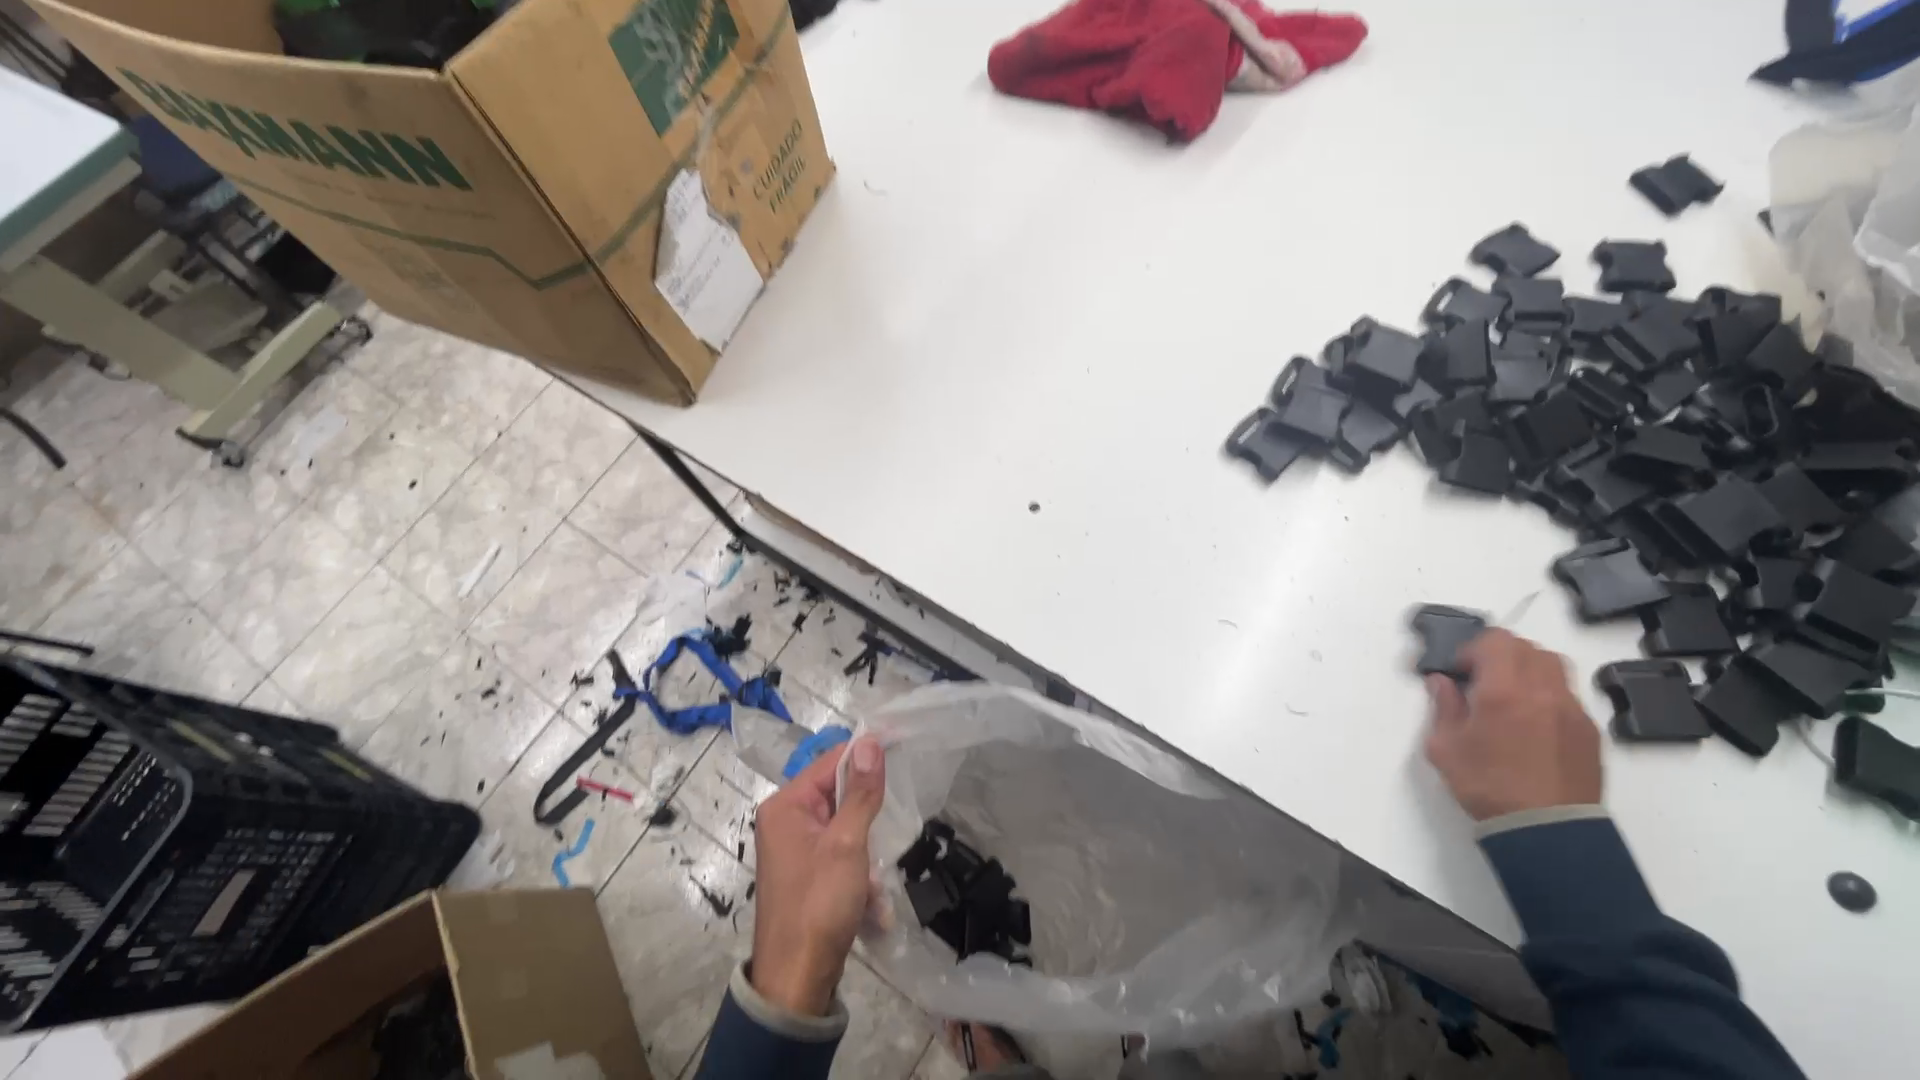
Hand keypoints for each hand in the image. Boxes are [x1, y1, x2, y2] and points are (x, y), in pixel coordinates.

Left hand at [750, 737, 886, 1014]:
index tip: (902, 740)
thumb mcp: (846, 844)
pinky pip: (842, 853)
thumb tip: (870, 742)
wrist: (796, 978)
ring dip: (868, 849)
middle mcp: (786, 820)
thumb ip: (860, 793)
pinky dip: (860, 870)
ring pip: (846, 825)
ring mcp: (797, 848)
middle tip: (894, 818)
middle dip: (868, 812)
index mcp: (786, 806)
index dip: (865, 752)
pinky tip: (872, 899)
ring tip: (876, 877)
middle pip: (838, 793)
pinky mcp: (809, 872)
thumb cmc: (819, 905)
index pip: (830, 762)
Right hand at [1424, 629, 1601, 821]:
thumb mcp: (1445, 748)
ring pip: (1553, 664)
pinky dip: (1547, 694)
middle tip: (1482, 680)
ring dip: (1527, 668)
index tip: (1461, 672)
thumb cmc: (1487, 786)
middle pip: (1526, 647)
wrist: (1545, 829)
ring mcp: (1571, 709)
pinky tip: (1533, 723)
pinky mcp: (1588, 729)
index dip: (1473, 648)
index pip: (1495, 641)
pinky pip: (1567, 694)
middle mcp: (1542, 691)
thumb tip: (1441, 682)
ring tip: (1511, 696)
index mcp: (1503, 691)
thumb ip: (1442, 707)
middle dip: (1499, 654)